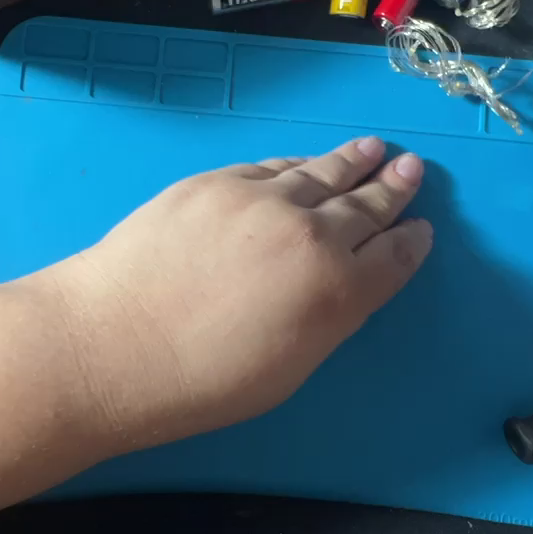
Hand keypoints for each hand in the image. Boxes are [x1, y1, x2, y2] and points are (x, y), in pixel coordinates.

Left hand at [39, 138, 432, 441]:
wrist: (111, 345)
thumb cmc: (200, 383)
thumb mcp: (287, 369)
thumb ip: (325, 319)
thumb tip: (336, 286)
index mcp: (338, 293)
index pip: (391, 258)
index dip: (410, 242)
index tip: (421, 228)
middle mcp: (311, 235)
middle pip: (364, 206)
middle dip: (391, 189)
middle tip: (410, 169)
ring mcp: (261, 200)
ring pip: (319, 174)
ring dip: (350, 163)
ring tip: (372, 150)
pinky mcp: (215, 183)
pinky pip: (269, 168)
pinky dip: (295, 167)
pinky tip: (302, 164)